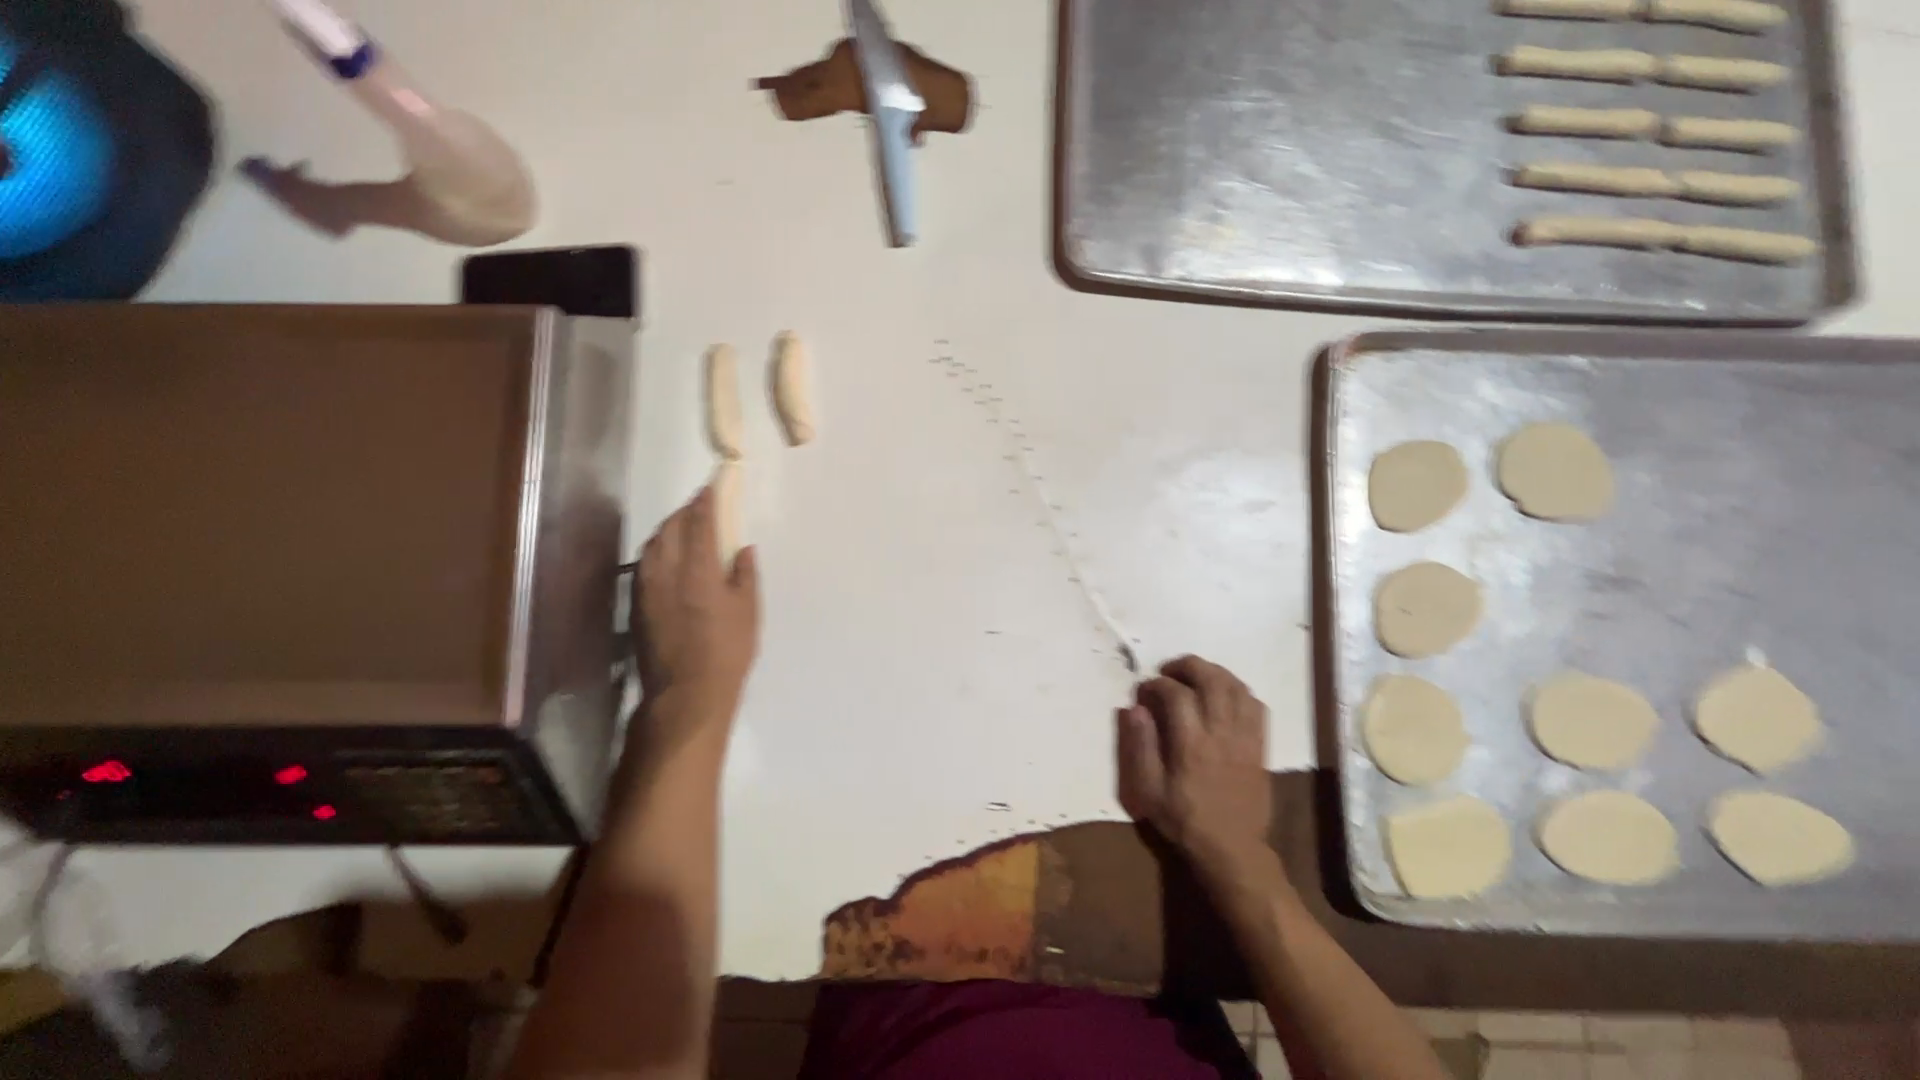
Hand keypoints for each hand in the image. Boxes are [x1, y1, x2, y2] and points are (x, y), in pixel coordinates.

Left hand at [634, 485, 760, 713]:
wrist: (686, 693)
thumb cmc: (727, 652)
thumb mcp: (748, 612)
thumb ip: (745, 575)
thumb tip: (742, 548)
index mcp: (699, 570)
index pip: (700, 523)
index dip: (705, 501)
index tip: (711, 487)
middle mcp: (668, 571)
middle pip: (671, 528)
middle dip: (685, 512)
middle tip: (700, 505)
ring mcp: (647, 587)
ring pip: (653, 544)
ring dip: (668, 528)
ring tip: (683, 526)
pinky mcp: (637, 603)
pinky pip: (645, 563)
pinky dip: (657, 550)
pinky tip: (666, 556)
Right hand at [1116, 655, 1272, 876]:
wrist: (1232, 848)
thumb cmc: (1184, 820)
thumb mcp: (1149, 791)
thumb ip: (1140, 746)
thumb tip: (1134, 709)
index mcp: (1192, 744)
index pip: (1176, 694)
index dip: (1157, 684)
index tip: (1144, 690)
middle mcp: (1222, 733)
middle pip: (1211, 679)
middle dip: (1188, 666)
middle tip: (1169, 671)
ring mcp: (1246, 737)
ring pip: (1236, 686)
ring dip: (1214, 673)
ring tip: (1195, 676)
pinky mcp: (1260, 745)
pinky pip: (1256, 705)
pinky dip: (1239, 691)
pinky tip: (1224, 696)